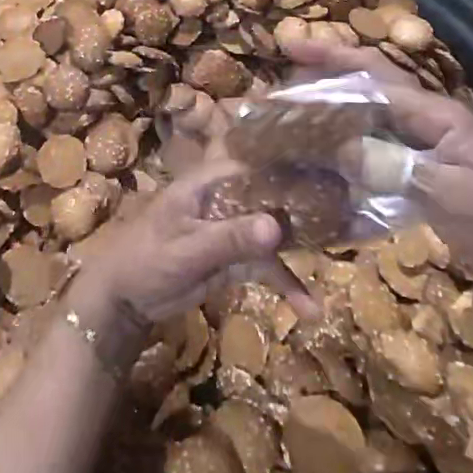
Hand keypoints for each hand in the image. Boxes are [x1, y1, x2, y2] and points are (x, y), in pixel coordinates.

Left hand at [66, 160, 320, 335]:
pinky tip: (309, 310)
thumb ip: (230, 238)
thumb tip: (278, 226)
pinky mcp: (231, 260)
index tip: (325, 165)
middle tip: (350, 216)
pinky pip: (265, 267)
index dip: (284, 162)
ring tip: (334, 268)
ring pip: (272, 235)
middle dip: (304, 208)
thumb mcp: (186, 250)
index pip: (250, 163)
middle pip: (269, 197)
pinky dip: (285, 284)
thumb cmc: (144, 260)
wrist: (121, 299)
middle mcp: (222, 201)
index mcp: (206, 185)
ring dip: (299, 255)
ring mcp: (228, 231)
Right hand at [278, 36, 472, 295]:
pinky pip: (371, 151)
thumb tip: (334, 145)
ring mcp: (421, 146)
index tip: (291, 49)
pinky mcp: (417, 173)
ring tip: (290, 116)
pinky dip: (343, 149)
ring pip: (365, 117)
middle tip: (282, 80)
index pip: (375, 76)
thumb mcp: (450, 193)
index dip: (332, 59)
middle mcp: (425, 121)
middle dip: (325, 76)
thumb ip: (391, 165)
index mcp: (436, 114)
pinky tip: (318, 160)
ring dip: (329, 112)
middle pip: (367, 85)